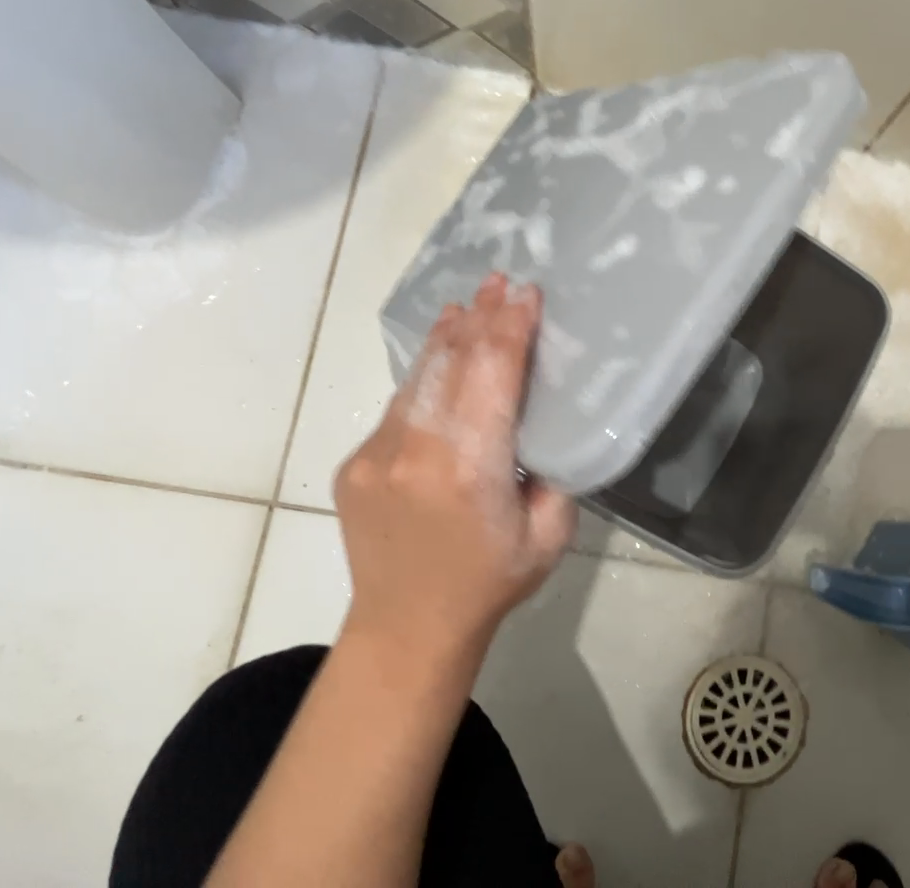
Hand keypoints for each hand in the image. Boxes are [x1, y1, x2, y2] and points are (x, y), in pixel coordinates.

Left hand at [335, 272, 576, 655]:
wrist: (406, 627)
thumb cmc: (490, 583)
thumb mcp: (548, 536)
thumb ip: (553, 475)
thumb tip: (542, 428)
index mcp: (471, 468)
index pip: (493, 376)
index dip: (511, 329)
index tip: (526, 294)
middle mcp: (417, 449)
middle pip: (452, 364)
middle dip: (479, 318)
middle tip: (499, 281)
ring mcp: (377, 453)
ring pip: (419, 379)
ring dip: (447, 340)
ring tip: (468, 307)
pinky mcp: (355, 462)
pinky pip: (398, 408)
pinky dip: (425, 378)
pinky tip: (440, 361)